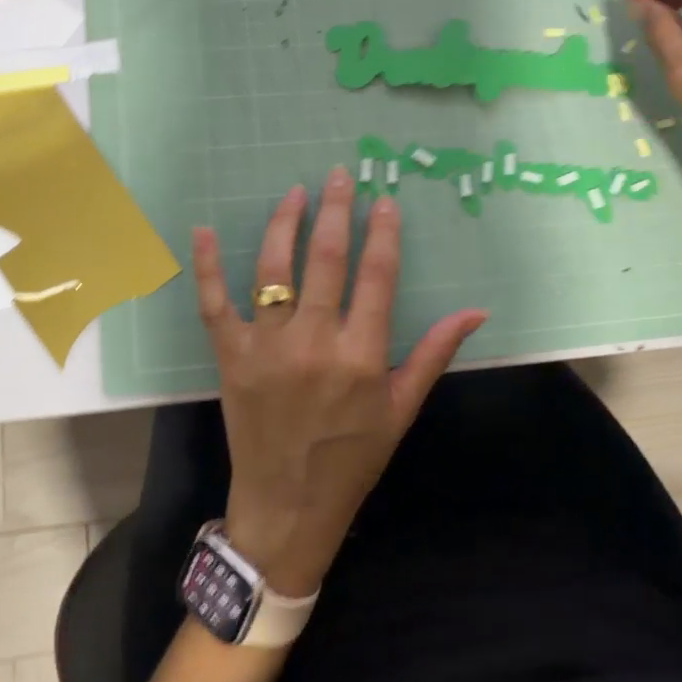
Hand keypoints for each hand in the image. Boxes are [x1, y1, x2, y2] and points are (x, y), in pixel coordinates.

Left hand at [190, 167, 488, 597]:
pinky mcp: (231, 358)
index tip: (384, 201)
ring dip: (283, 225)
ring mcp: (268, 348)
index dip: (383, 234)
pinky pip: (215, 304)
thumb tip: (477, 311)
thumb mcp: (402, 410)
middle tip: (338, 176)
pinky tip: (204, 229)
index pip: (377, 277)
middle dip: (335, 212)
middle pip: (325, 260)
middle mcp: (314, 343)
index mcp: (362, 356)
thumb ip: (435, 354)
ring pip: (273, 271)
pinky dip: (207, 266)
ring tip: (294, 193)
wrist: (289, 505)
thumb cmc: (352, 459)